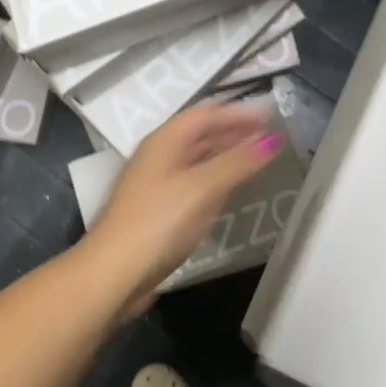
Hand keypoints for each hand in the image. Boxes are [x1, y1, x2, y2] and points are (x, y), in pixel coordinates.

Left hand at [84, 102, 281, 316]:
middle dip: (233, 131)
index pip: (206, 114)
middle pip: (200, 134)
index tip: (271, 115)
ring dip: (225, 155)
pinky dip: (215, 179)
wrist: (113, 274)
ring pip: (197, 160)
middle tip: (268, 134)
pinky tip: (230, 190)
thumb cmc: (158, 223)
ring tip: (256, 157)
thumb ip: (237, 163)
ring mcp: (157, 185)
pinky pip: (193, 184)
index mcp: (165, 141)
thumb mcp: (202, 189)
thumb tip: (272, 139)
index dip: (238, 112)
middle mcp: (159, 156)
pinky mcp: (159, 211)